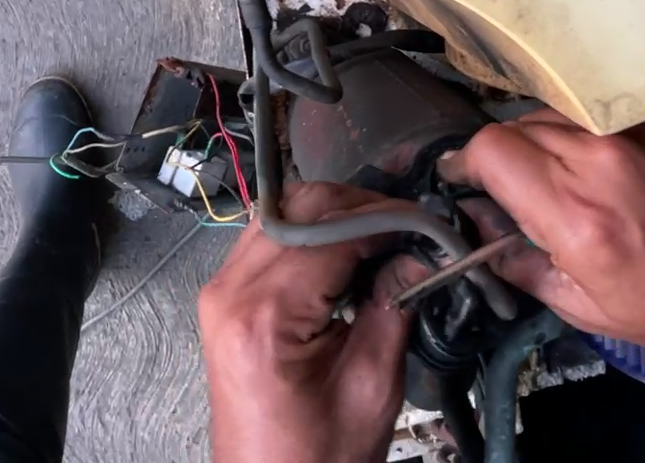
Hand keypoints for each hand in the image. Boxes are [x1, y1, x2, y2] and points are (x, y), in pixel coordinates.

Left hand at [198, 183, 424, 462]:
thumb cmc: (319, 456)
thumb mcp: (372, 387)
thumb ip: (395, 304)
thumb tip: (423, 248)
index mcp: (265, 315)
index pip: (331, 232)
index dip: (383, 219)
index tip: (424, 222)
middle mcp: (232, 289)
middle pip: (301, 206)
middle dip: (358, 207)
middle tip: (404, 227)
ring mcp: (221, 288)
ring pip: (284, 210)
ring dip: (333, 212)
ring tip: (377, 236)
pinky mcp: (224, 293)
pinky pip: (270, 234)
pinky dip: (309, 229)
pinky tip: (341, 250)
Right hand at [441, 110, 644, 461]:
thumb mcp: (589, 310)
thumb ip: (519, 264)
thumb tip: (476, 227)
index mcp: (580, 217)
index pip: (491, 150)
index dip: (467, 165)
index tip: (466, 182)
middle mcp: (601, 161)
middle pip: (513, 126)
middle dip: (500, 158)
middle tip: (512, 193)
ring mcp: (631, 132)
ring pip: (546, 112)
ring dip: (535, 142)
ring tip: (557, 181)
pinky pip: (586, 110)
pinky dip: (572, 131)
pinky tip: (592, 165)